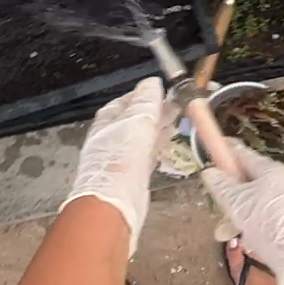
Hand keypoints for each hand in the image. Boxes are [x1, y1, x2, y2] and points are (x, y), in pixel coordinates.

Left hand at [61, 77, 173, 252]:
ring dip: (158, 124)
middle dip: (153, 109)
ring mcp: (121, 157)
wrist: (115, 202)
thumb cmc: (121, 158)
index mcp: (106, 123)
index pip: (123, 102)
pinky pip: (148, 151)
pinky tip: (170, 138)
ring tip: (177, 116)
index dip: (141, 94)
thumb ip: (146, 102)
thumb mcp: (135, 122)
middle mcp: (111, 139)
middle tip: (175, 102)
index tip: (160, 88)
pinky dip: (159, 141)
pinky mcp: (133, 174)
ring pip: (142, 135)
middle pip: (133, 119)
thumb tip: (152, 82)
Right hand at [201, 143, 283, 284]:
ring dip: (246, 213)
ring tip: (234, 233)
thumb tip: (210, 171)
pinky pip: (276, 215)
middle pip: (253, 181)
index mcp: (270, 170)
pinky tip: (257, 239)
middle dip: (234, 195)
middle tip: (221, 210)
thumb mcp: (238, 204)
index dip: (227, 150)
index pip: (243, 154)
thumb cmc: (268, 222)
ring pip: (263, 201)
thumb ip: (222, 187)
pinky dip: (262, 223)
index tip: (217, 146)